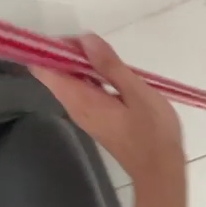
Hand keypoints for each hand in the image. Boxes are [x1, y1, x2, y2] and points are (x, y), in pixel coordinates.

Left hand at [30, 35, 185, 192]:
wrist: (160, 170)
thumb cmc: (153, 132)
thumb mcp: (137, 92)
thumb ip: (110, 65)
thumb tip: (85, 39)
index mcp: (80, 100)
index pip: (44, 70)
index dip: (51, 48)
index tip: (73, 36)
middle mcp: (76, 107)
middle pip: (56, 73)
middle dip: (70, 52)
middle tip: (97, 41)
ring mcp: (85, 114)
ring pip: (71, 81)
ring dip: (83, 63)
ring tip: (107, 53)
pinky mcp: (96, 118)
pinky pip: (84, 90)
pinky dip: (92, 76)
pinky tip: (113, 72)